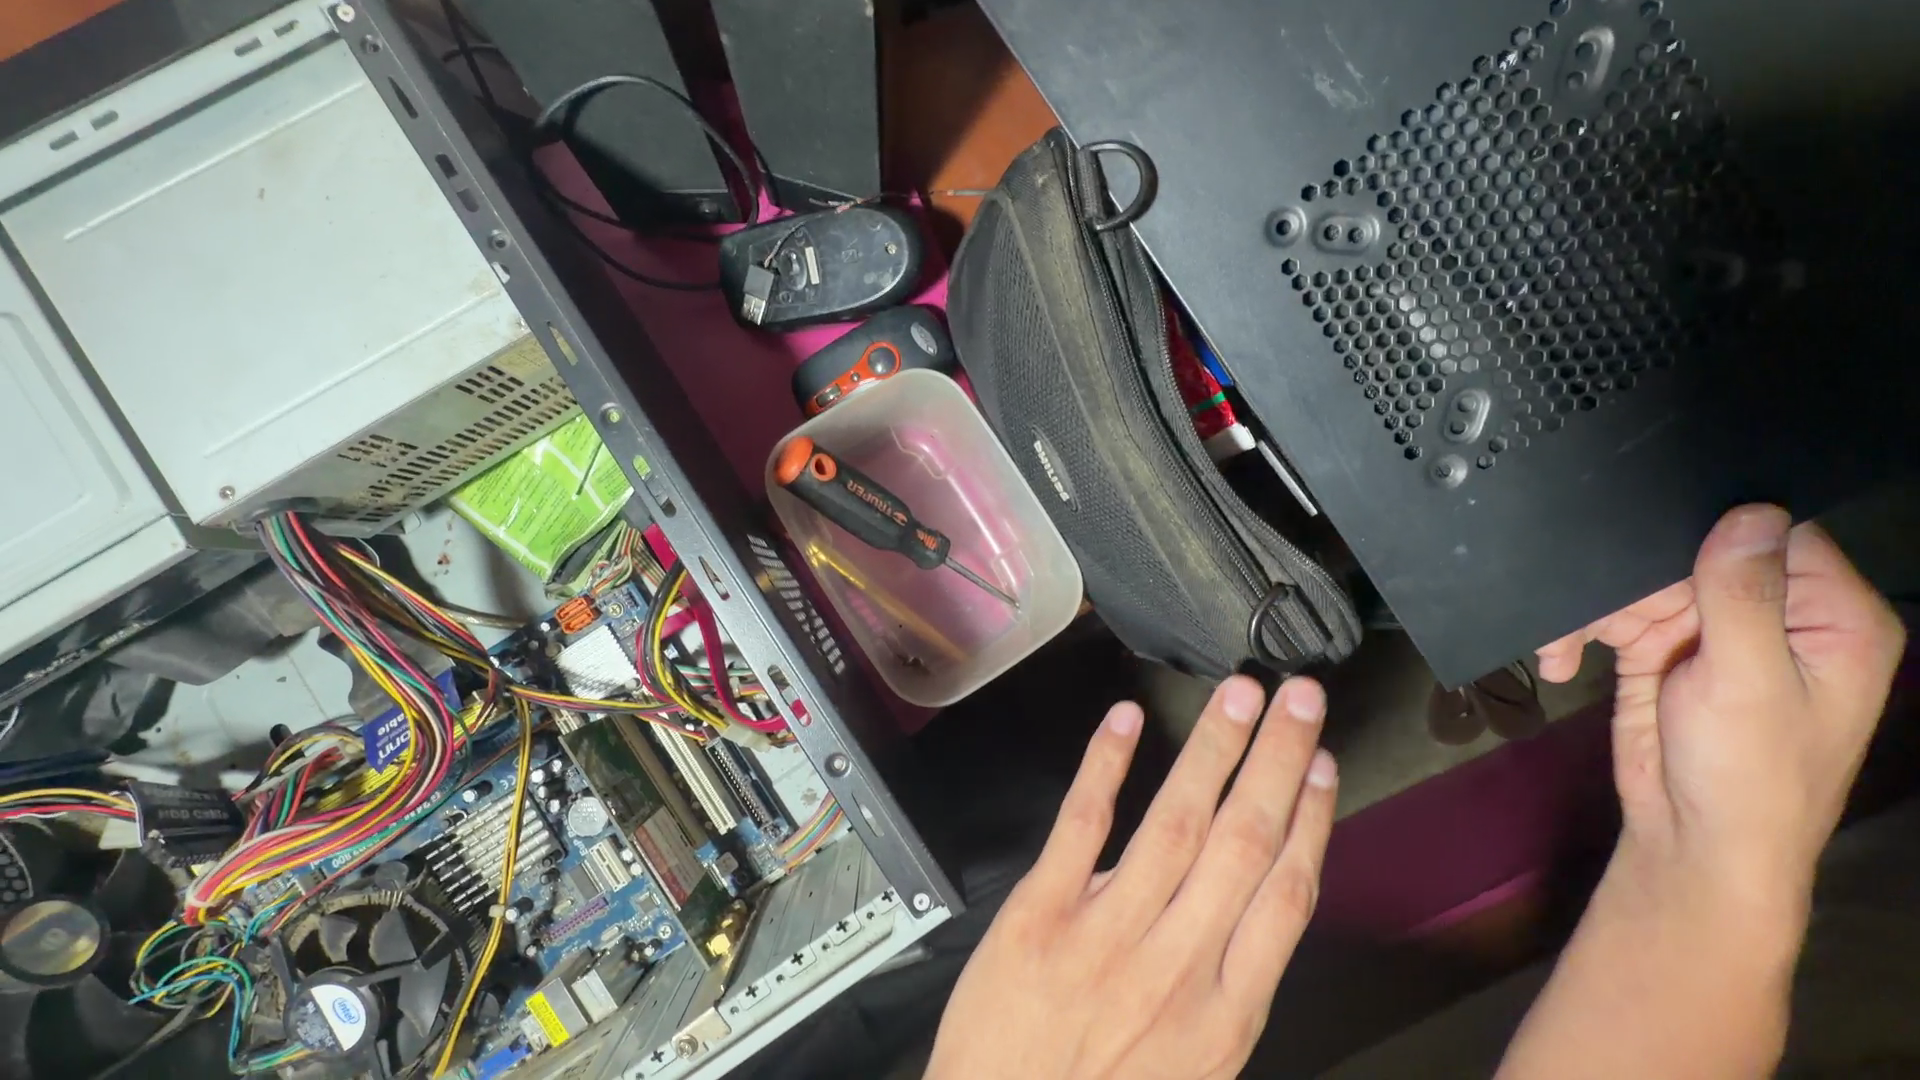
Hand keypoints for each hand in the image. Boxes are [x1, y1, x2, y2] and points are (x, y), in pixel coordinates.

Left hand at [925, 675, 1338, 1079]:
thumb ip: (1225, 986)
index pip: (1286, 894)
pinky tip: (1126, 720)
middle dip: (1278, 761)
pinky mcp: (1041, 911)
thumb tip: (1251, 903)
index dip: (1311, 821)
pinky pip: (1082, 824)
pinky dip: (1105, 767)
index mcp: (1224, 1008)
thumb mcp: (1195, 1070)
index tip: (1324, 766)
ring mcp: (1105, 931)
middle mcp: (1175, 962)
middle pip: (1242, 841)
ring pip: (1175, 821)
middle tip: (1300, 697)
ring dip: (1212, 749)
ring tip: (1239, 695)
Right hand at [1536, 504, 1905, 909]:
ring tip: (1560, 650)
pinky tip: (1559, 663)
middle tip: (1591, 604)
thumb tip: (1748, 511)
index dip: (1711, 528)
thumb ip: (1744, 597)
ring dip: (1591, 614)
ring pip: (1637, 588)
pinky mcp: (1657, 651)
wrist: (1691, 839)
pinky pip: (1608, 620)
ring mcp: (1708, 633)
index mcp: (1827, 617)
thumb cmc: (1748, 771)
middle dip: (1630, 580)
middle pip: (1688, 558)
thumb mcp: (1748, 682)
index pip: (1774, 538)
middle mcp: (1771, 616)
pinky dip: (1575, 636)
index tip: (1645, 533)